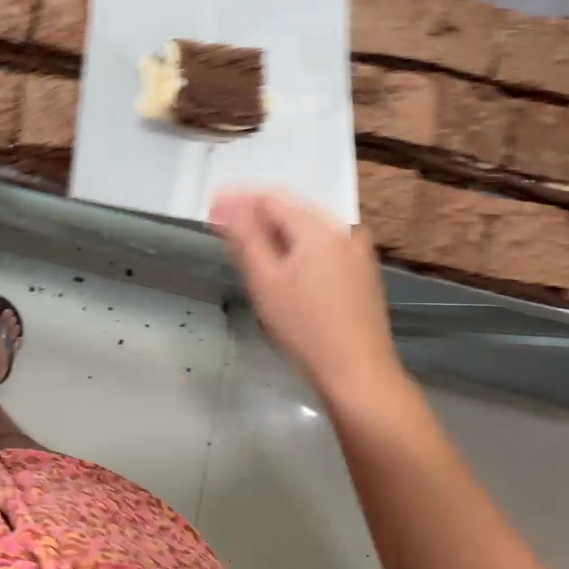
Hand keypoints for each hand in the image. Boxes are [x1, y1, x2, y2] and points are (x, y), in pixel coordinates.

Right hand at [209, 190, 401, 402]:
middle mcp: (343, 232)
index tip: (209, 206)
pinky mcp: (359, 271)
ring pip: (304, 227)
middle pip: (290, 209)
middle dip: (252, 212)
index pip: (271, 198)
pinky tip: (274, 259)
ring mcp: (356, 252)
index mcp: (320, 229)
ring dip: (271, 228)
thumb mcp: (264, 279)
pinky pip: (318, 243)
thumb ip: (244, 236)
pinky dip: (291, 243)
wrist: (357, 371)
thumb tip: (226, 206)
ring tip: (241, 241)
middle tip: (219, 223)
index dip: (237, 198)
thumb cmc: (304, 325)